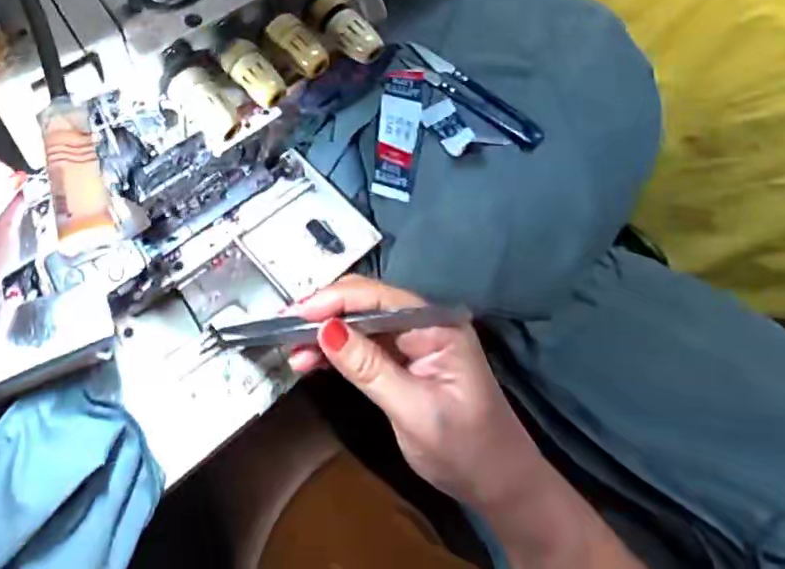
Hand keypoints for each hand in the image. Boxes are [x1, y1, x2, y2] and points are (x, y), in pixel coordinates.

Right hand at [285, 276, 549, 517]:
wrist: (501, 487)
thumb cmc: (467, 450)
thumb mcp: (414, 411)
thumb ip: (369, 368)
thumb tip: (325, 330)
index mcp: (436, 323)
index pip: (377, 297)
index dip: (333, 301)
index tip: (296, 314)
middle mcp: (423, 321)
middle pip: (364, 302)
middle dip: (323, 313)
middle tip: (283, 327)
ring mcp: (412, 338)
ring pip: (358, 321)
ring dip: (324, 332)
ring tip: (290, 347)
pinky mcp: (402, 357)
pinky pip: (361, 342)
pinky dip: (335, 350)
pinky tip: (309, 359)